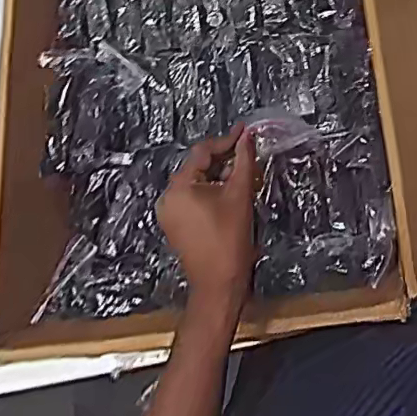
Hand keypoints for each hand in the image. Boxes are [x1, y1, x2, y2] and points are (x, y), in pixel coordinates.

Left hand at [158, 123, 259, 299]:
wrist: (219, 283)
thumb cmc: (229, 236)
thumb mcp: (240, 193)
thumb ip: (243, 159)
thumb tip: (247, 135)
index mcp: (179, 187)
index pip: (202, 152)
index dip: (226, 140)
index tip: (246, 132)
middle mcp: (168, 197)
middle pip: (198, 165)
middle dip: (224, 158)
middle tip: (248, 154)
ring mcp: (169, 212)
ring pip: (197, 181)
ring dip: (220, 174)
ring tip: (244, 173)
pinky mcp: (175, 224)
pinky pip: (193, 196)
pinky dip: (211, 190)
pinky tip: (231, 191)